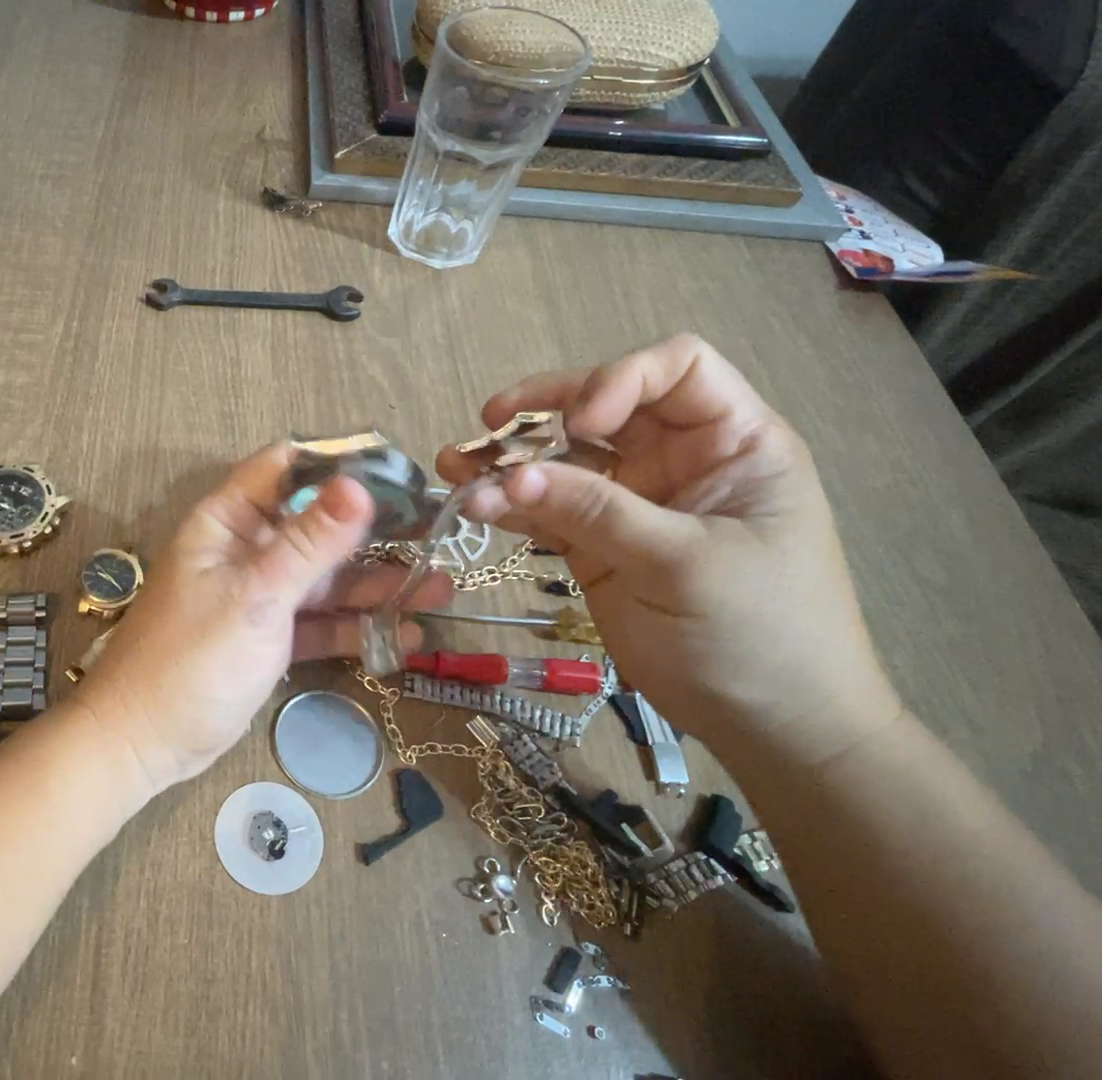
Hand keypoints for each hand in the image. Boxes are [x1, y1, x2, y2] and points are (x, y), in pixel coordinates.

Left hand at [77, 445, 450, 793]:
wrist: (145, 740)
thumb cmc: (192, 659)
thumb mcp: (256, 596)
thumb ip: (309, 542)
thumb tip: (357, 483)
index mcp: (228, 521)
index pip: (287, 468)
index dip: (341, 465)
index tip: (402, 475)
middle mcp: (246, 550)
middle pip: (317, 526)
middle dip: (375, 532)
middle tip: (441, 536)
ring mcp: (259, 596)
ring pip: (325, 579)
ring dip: (377, 585)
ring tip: (441, 589)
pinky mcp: (268, 637)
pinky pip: (319, 622)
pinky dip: (355, 628)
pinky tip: (406, 635)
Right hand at [439, 334, 902, 763]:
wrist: (770, 724)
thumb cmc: (761, 634)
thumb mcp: (686, 564)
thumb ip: (598, 514)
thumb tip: (508, 477)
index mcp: (732, 443)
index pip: (676, 370)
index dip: (621, 379)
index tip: (580, 426)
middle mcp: (676, 461)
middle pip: (602, 407)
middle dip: (544, 413)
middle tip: (489, 423)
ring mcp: (630, 504)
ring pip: (561, 461)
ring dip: (508, 460)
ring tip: (454, 467)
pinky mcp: (594, 546)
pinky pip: (543, 511)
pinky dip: (506, 506)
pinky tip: (470, 506)